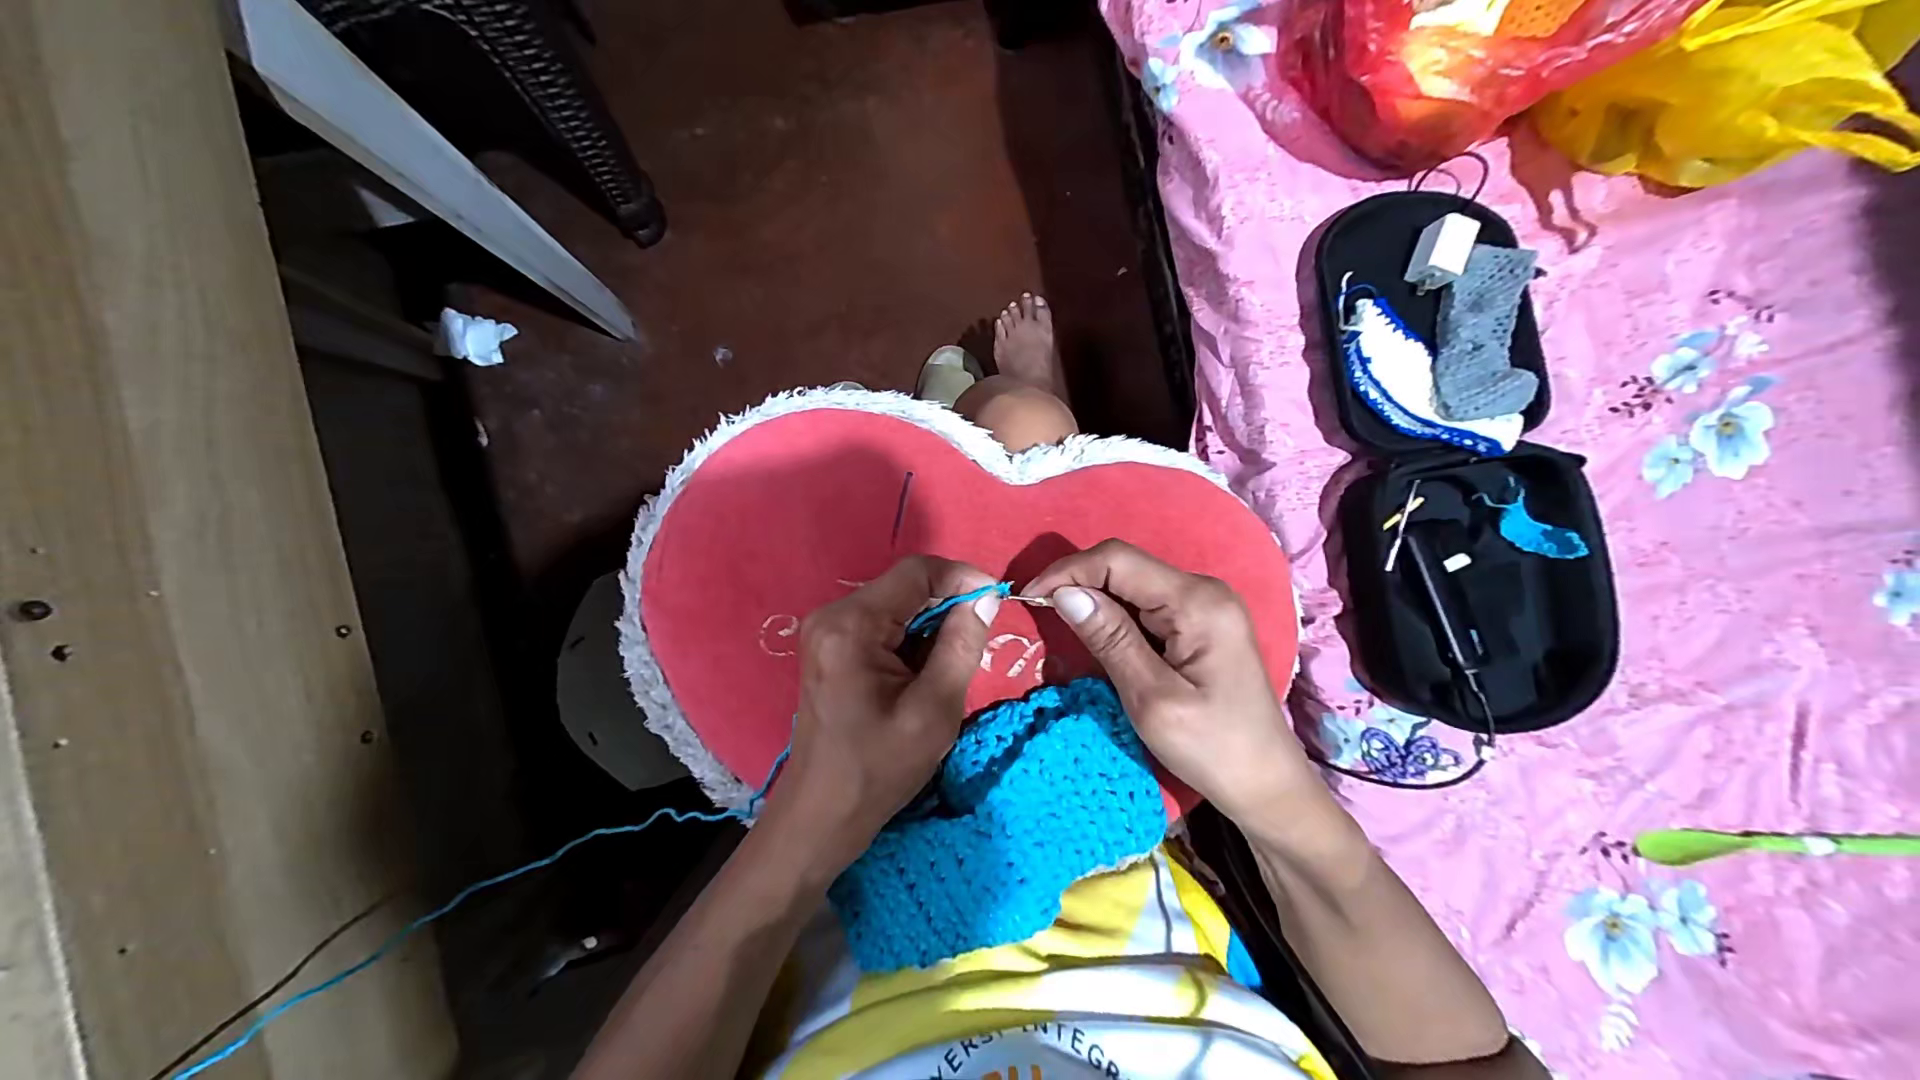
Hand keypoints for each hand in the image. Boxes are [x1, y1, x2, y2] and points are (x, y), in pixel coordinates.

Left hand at [760, 555, 998, 879]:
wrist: (821, 814)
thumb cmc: (878, 769)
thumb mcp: (934, 709)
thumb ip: (961, 645)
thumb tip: (985, 598)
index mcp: (852, 625)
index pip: (916, 572)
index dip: (961, 577)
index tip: (996, 601)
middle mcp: (832, 615)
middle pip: (905, 587)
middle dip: (947, 606)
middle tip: (978, 643)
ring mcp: (827, 631)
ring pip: (896, 606)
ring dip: (931, 626)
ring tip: (948, 668)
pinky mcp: (831, 647)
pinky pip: (882, 625)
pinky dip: (911, 640)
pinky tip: (922, 675)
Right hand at [1025, 539, 1322, 829]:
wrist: (1266, 785)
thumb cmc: (1212, 749)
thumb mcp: (1152, 698)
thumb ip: (1110, 638)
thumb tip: (1064, 593)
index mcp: (1197, 602)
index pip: (1118, 560)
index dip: (1068, 570)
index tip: (1030, 598)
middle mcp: (1203, 590)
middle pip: (1125, 566)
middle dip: (1077, 582)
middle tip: (1038, 613)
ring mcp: (1205, 605)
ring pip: (1132, 584)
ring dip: (1093, 598)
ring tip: (1059, 625)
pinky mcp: (1200, 623)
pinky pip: (1146, 605)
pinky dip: (1114, 615)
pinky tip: (1096, 635)